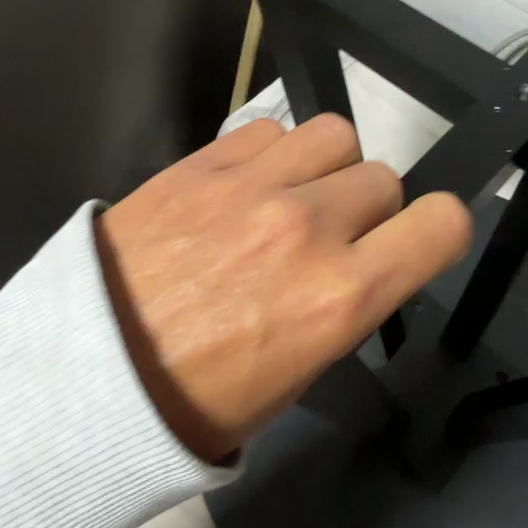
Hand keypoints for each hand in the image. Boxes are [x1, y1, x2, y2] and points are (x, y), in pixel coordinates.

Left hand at [95, 114, 473, 460]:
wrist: (87, 373)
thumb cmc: (194, 399)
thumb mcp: (295, 376)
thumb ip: (342, 308)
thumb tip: (357, 267)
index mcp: (340, 297)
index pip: (439, 224)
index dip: (436, 231)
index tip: (415, 241)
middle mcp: (307, 228)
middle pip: (383, 178)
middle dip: (367, 210)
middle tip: (328, 239)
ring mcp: (252, 186)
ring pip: (334, 135)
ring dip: (325, 168)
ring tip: (290, 199)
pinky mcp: (203, 162)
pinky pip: (269, 129)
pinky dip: (271, 154)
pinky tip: (244, 187)